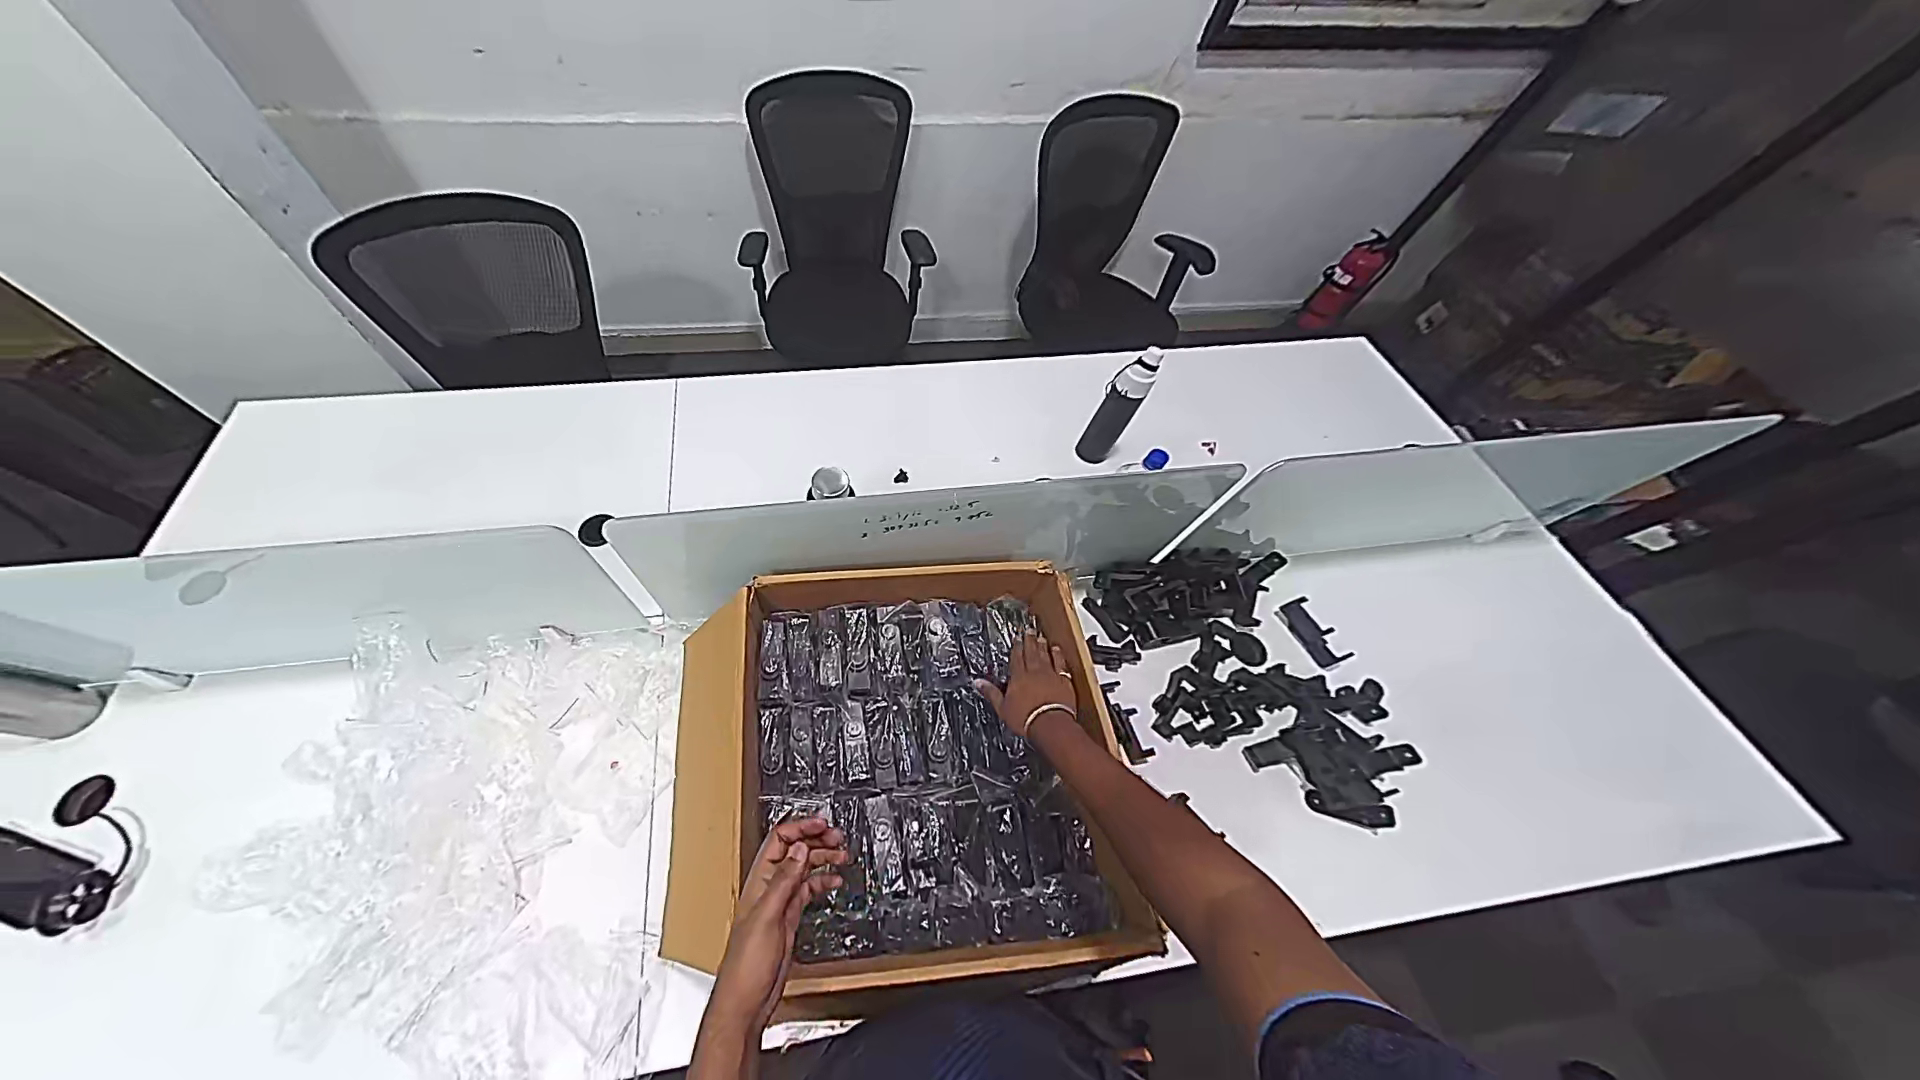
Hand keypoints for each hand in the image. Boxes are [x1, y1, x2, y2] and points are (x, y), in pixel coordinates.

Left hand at [708, 818, 846, 1034]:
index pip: (780, 840)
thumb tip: (799, 849)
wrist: (747, 1001)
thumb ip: (784, 880)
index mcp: (759, 881)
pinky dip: (822, 881)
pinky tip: (833, 880)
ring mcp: (780, 902)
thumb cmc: (745, 966)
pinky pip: (808, 890)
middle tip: (838, 837)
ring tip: (841, 855)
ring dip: (823, 858)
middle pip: (795, 851)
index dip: (801, 828)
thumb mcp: (767, 916)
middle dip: (817, 839)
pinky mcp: (790, 917)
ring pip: (804, 869)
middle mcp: (770, 888)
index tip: (822, 824)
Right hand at [974, 629, 1076, 737]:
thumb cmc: (1026, 718)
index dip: (1017, 646)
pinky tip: (1057, 650)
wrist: (1050, 724)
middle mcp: (1034, 672)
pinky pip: (1060, 663)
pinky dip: (1058, 656)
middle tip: (1029, 630)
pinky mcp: (1063, 681)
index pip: (1016, 657)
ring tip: (1041, 637)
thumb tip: (978, 683)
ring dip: (1042, 645)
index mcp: (1018, 677)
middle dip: (1029, 640)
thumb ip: (991, 693)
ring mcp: (1050, 675)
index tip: (1017, 638)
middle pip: (1031, 652)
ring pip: (1045, 655)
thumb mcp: (1002, 707)